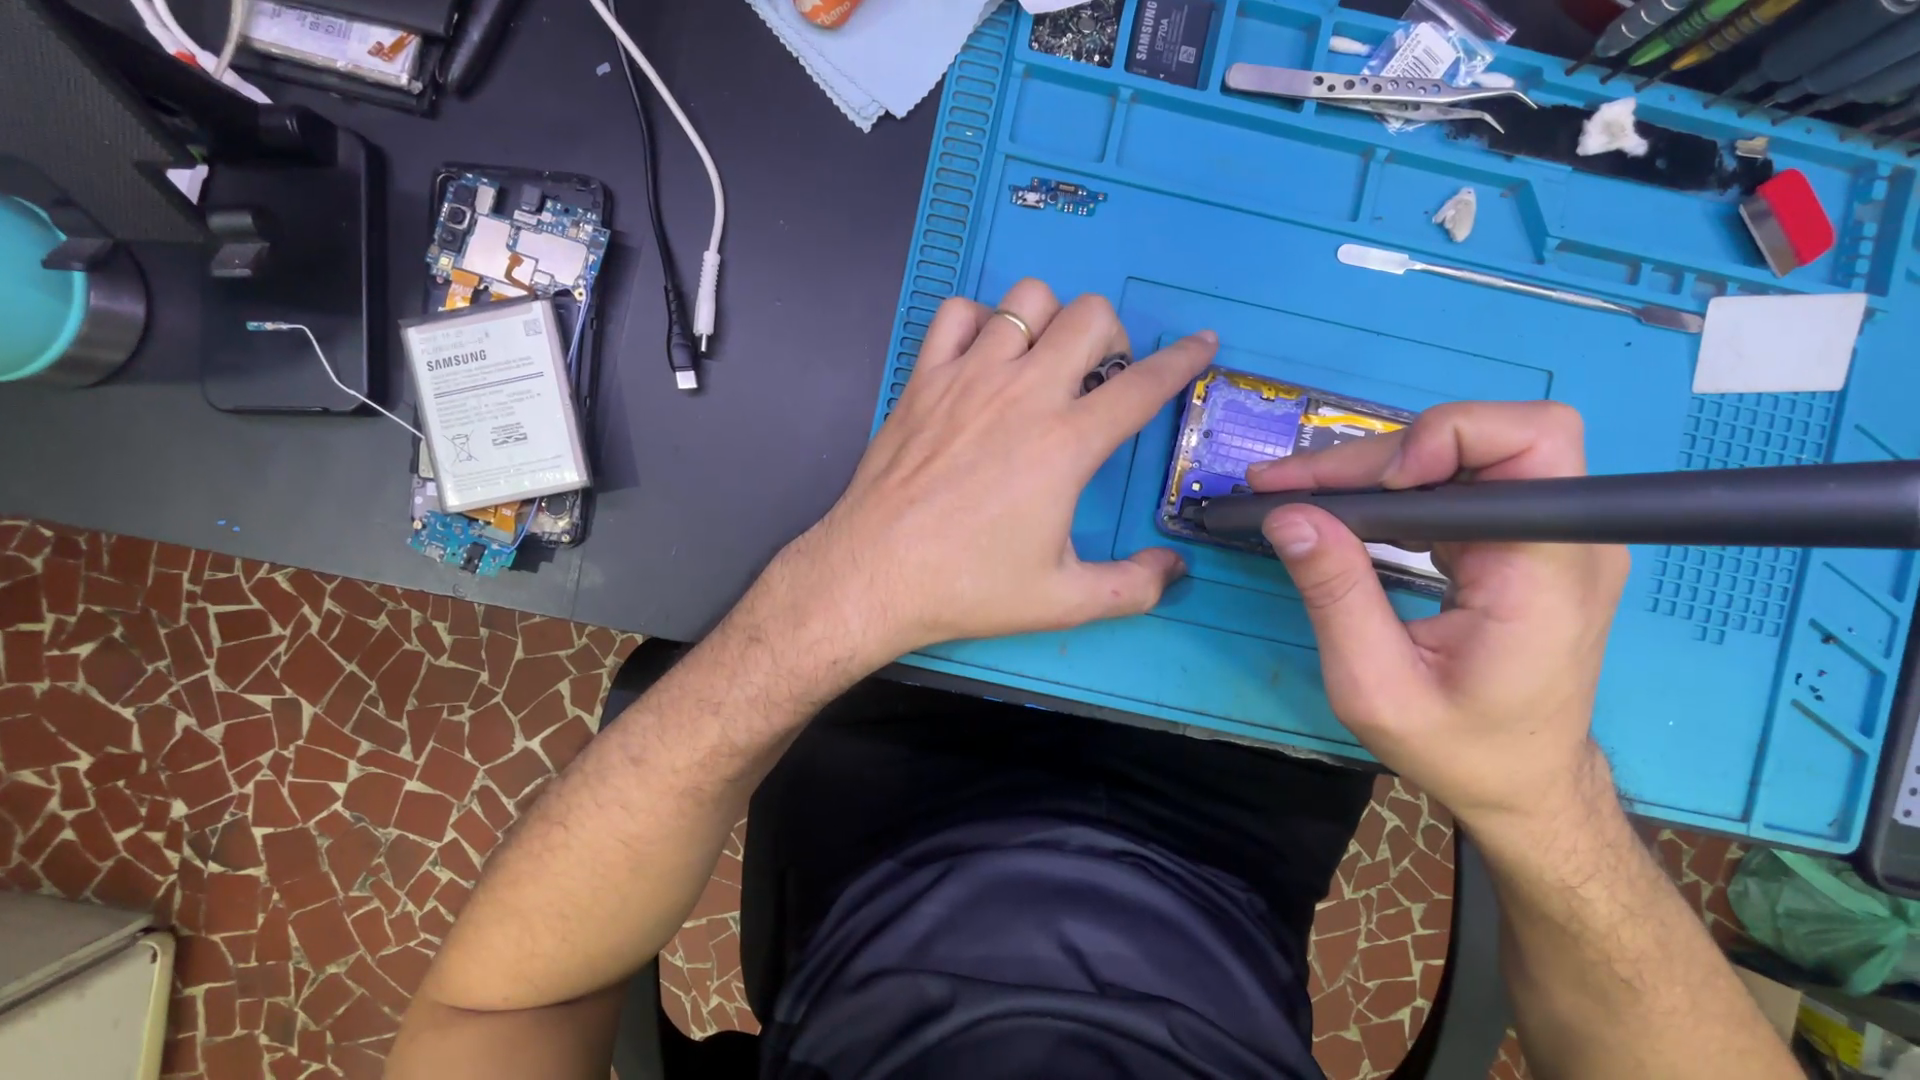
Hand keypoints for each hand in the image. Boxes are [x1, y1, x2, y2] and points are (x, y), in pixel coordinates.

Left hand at [769, 279, 1217, 664]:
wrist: (874, 575)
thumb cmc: (969, 587)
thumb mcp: (1063, 600)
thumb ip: (1133, 586)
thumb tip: (1176, 570)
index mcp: (1066, 444)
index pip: (1144, 384)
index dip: (1184, 360)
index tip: (1201, 344)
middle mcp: (1023, 394)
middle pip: (1090, 316)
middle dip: (1113, 337)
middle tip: (1100, 377)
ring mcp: (968, 377)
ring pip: (1027, 299)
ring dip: (1049, 320)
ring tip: (1043, 361)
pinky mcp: (923, 379)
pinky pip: (957, 312)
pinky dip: (978, 321)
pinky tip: (982, 357)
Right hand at [1249, 401, 1630, 833]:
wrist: (1521, 785)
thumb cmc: (1458, 750)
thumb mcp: (1375, 687)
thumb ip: (1336, 596)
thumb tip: (1288, 515)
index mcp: (1546, 570)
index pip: (1532, 441)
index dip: (1447, 435)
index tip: (1375, 488)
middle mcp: (1563, 537)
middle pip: (1479, 440)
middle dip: (1375, 458)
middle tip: (1286, 486)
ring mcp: (1545, 536)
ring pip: (1461, 456)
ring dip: (1375, 470)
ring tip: (1299, 494)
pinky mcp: (1518, 543)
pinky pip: (1457, 487)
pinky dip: (1393, 491)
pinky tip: (1342, 512)